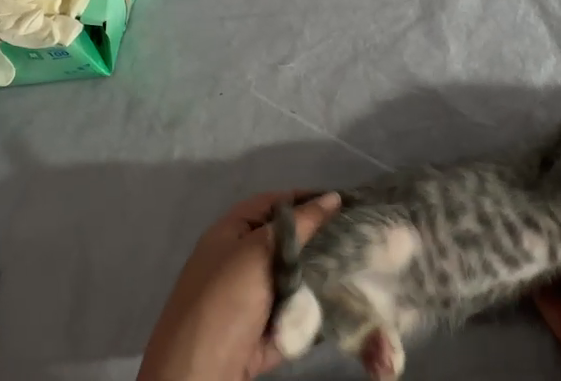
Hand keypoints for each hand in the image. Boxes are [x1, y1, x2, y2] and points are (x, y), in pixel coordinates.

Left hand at [139, 190, 341, 380]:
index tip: (347, 202)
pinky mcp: (267, 329)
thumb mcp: (260, 251)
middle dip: (321, 238)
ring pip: (297, 275)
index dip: (308, 198)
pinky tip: (348, 295)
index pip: (275, 203)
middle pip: (289, 240)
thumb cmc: (225, 301)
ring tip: (362, 262)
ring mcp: (254, 298)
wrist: (198, 376)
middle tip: (360, 235)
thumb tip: (334, 197)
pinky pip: (298, 309)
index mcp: (231, 233)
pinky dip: (317, 305)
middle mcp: (242, 261)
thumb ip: (301, 223)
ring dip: (323, 273)